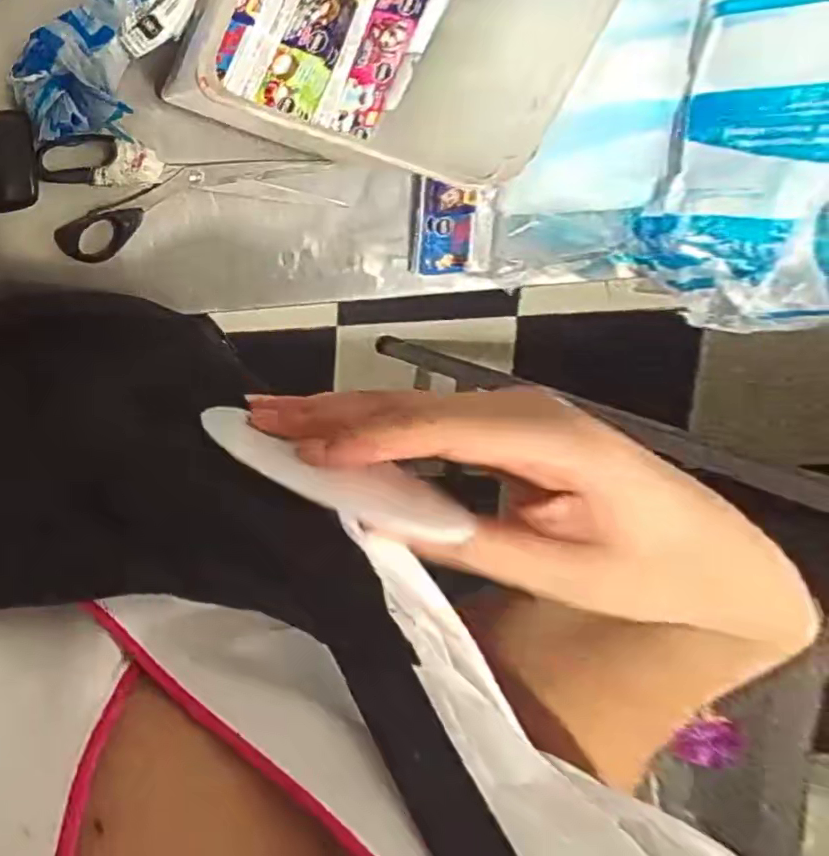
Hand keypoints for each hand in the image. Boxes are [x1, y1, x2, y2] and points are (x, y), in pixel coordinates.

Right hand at [248, 389, 817, 657]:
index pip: (437, 427)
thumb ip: (468, 542)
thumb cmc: (652, 570)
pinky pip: (404, 414)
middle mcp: (514, 408)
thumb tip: (375, 522)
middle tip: (258, 417)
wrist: (718, 556)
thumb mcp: (566, 572)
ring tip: (264, 411)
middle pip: (401, 404)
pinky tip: (310, 417)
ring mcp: (495, 409)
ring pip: (393, 403)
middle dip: (324, 412)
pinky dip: (350, 417)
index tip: (310, 456)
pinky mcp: (479, 422)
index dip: (368, 439)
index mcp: (548, 438)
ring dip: (324, 409)